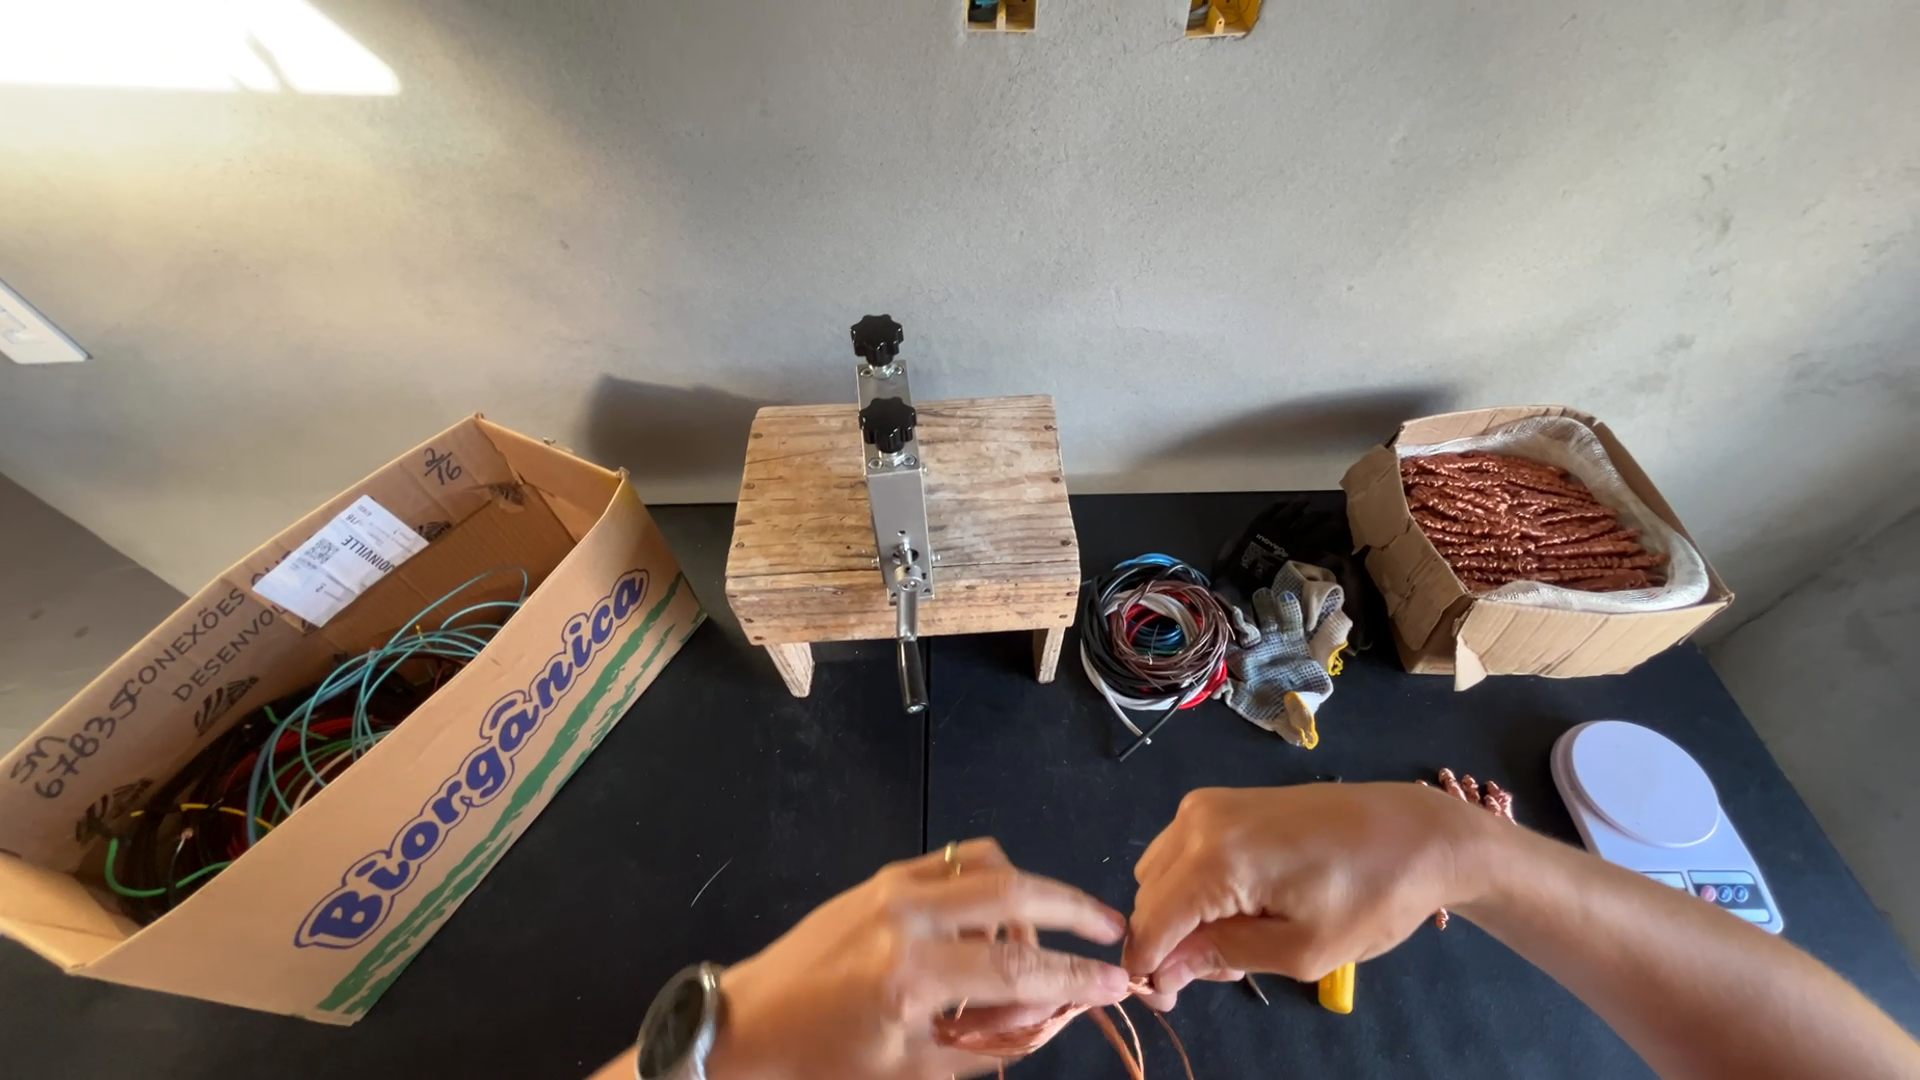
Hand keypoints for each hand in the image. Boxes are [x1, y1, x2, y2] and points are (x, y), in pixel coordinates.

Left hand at [710, 839, 1131, 1079]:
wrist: (751, 1018)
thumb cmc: (826, 1060)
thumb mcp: (911, 1071)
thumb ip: (988, 1042)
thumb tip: (1050, 1012)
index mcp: (912, 975)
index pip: (1017, 973)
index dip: (1075, 977)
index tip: (1117, 979)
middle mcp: (909, 913)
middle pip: (1014, 891)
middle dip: (1073, 907)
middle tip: (1111, 925)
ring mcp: (896, 883)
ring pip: (988, 864)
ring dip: (1028, 896)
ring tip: (1033, 944)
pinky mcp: (886, 873)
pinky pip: (956, 861)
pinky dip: (990, 882)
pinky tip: (991, 921)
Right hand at [1124, 784, 1491, 1009]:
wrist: (1411, 830)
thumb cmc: (1369, 896)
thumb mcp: (1302, 949)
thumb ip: (1224, 956)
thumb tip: (1163, 971)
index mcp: (1216, 858)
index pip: (1152, 918)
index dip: (1147, 963)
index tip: (1162, 1001)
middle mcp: (1196, 821)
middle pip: (1149, 893)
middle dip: (1167, 939)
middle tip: (1215, 975)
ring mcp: (1205, 804)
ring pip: (1158, 870)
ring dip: (1177, 911)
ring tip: (1233, 938)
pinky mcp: (1218, 800)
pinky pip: (1179, 849)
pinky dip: (1190, 883)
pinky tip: (1235, 903)